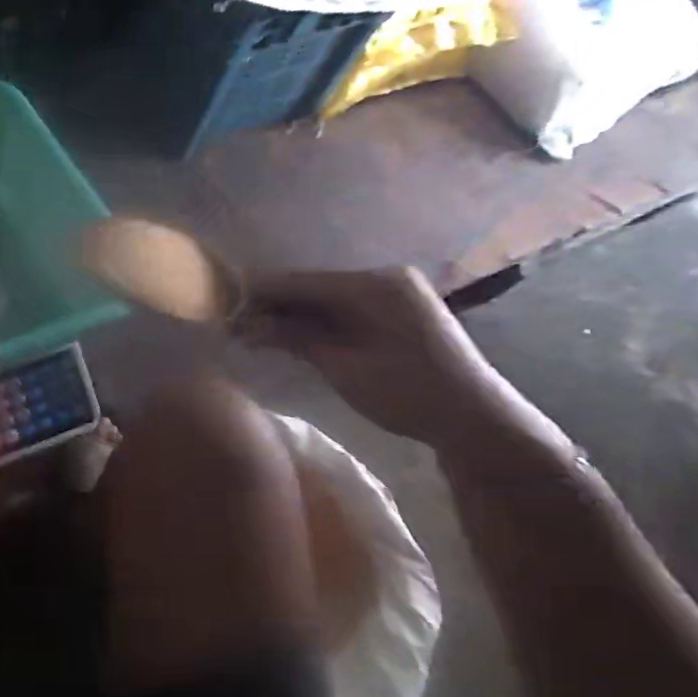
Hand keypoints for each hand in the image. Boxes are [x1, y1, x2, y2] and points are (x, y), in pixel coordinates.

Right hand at [243, 267, 556, 453]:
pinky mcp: (393, 311)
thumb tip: (246, 326)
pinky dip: (314, 323)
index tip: (224, 314)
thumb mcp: (343, 368)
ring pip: (324, 299)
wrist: (473, 418)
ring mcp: (391, 293)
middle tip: (234, 332)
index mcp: (373, 285)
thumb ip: (294, 339)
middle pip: (311, 287)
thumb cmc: (407, 393)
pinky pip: (342, 309)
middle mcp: (382, 278)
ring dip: (290, 316)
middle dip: (271, 307)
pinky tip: (289, 337)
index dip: (258, 295)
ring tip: (253, 337)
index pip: (300, 281)